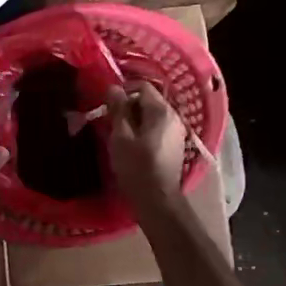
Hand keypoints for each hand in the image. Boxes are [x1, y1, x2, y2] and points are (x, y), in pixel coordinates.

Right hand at [105, 81, 186, 214]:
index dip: (124, 90)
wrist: (157, 199)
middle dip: (129, 104)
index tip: (107, 102)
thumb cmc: (136, 167)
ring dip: (136, 117)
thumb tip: (113, 88)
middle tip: (110, 118)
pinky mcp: (176, 144)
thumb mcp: (121, 137)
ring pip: (154, 114)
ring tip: (119, 131)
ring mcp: (177, 131)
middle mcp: (174, 116)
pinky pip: (158, 127)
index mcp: (162, 111)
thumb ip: (118, 110)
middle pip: (150, 100)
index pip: (143, 86)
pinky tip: (133, 142)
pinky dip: (145, 128)